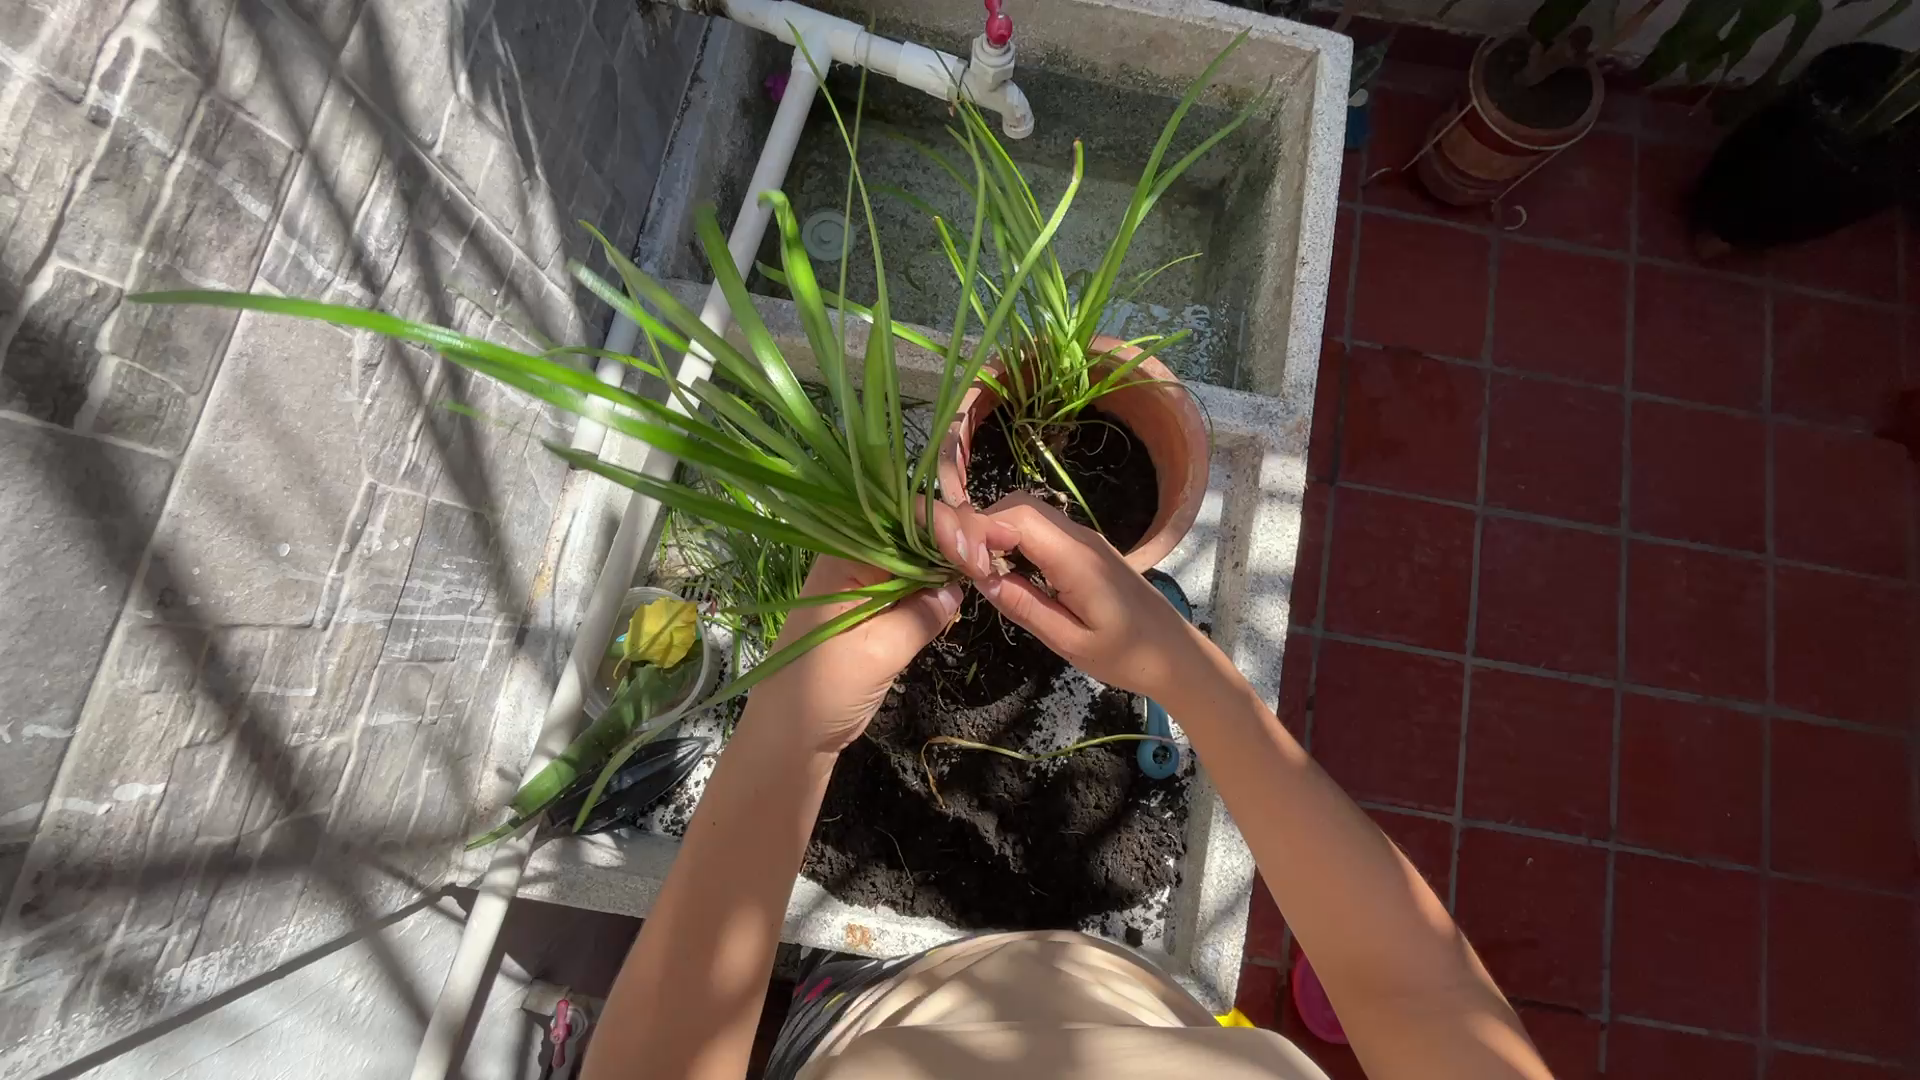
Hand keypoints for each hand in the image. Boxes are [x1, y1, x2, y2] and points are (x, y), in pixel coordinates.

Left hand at [743, 502, 1018, 754]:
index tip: (972, 556)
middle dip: (954, 535)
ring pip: (917, 554)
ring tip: (986, 563)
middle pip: (913, 529)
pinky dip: (938, 582)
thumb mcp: (878, 652)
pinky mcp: (876, 607)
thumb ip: (921, 615)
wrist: (791, 735)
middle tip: (989, 557)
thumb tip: (956, 587)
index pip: (900, 517)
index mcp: (845, 557)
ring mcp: (866, 583)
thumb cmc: (823, 690)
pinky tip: (964, 582)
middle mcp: (855, 560)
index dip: (942, 525)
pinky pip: (913, 582)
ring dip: (951, 556)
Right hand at [973, 494, 1202, 700]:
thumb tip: (980, 578)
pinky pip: (1042, 529)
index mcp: (1076, 559)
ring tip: (977, 568)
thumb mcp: (1069, 642)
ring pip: (1030, 513)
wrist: (1176, 656)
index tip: (962, 564)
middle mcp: (1080, 538)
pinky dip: (1014, 539)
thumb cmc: (1127, 656)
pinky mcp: (1085, 549)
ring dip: (997, 531)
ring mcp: (1085, 540)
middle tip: (961, 564)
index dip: (980, 531)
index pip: (1018, 519)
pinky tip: (1005, 569)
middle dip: (982, 526)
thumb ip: (1025, 606)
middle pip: (1020, 506)